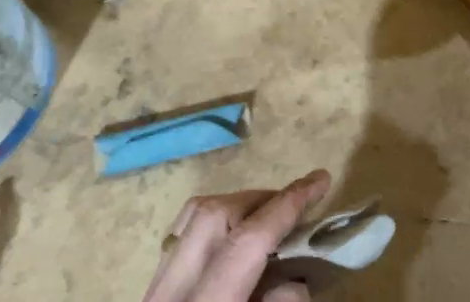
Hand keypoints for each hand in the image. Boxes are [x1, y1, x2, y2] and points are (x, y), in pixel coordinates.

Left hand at [143, 170, 332, 301]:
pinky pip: (178, 237)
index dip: (289, 204)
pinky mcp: (148, 291)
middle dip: (261, 198)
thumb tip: (296, 274)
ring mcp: (154, 289)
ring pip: (190, 217)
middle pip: (214, 213)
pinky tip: (230, 242)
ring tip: (265, 218)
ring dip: (234, 205)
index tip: (321, 180)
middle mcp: (172, 290)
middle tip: (295, 205)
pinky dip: (210, 225)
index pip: (249, 239)